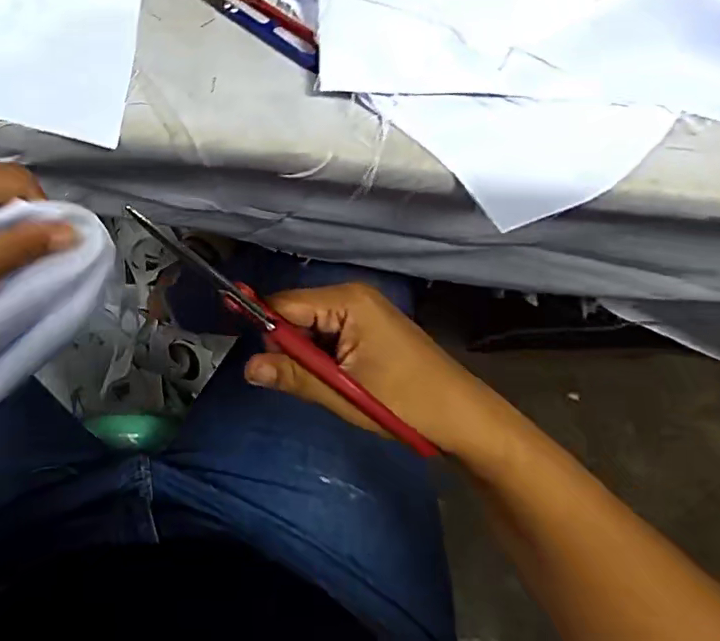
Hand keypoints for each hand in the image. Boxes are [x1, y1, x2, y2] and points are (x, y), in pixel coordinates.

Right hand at [242, 282, 519, 459]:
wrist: (472, 424)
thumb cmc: (409, 404)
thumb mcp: (345, 393)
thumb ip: (292, 375)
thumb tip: (247, 366)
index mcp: (347, 301)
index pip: (283, 304)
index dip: (267, 331)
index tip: (262, 361)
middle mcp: (351, 295)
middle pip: (294, 312)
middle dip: (290, 346)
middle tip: (309, 380)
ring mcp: (362, 309)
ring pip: (308, 325)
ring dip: (308, 354)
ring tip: (331, 383)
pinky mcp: (368, 325)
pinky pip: (326, 331)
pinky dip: (323, 354)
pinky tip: (340, 377)